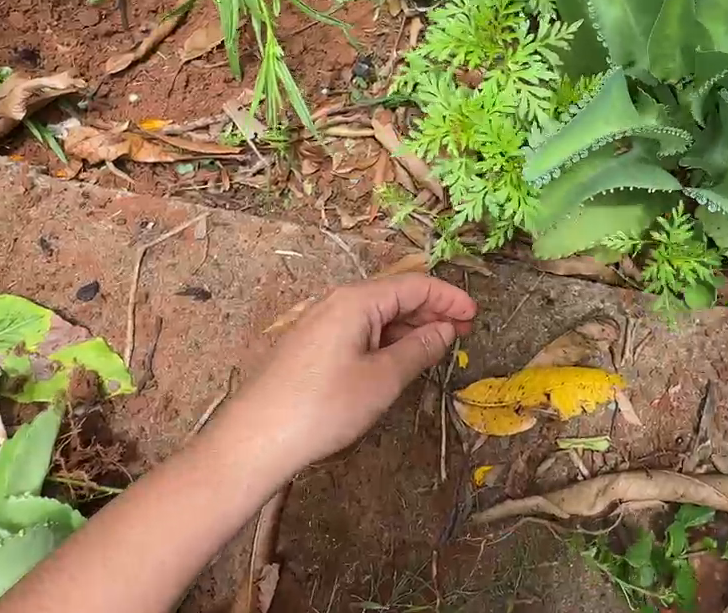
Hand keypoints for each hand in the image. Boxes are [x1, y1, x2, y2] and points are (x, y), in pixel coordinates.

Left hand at [206, 274, 476, 481]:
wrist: (251, 443)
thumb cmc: (323, 407)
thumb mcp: (382, 380)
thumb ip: (419, 350)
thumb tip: (445, 329)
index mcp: (357, 300)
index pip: (415, 285)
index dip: (449, 297)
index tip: (476, 314)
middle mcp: (338, 301)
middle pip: (396, 296)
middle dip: (432, 311)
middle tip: (464, 333)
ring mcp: (321, 323)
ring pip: (377, 315)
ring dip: (410, 327)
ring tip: (437, 348)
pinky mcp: (311, 346)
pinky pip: (360, 330)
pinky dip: (387, 340)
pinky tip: (398, 361)